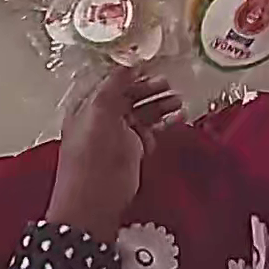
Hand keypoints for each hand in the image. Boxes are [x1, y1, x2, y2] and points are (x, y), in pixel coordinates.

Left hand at [46, 66, 181, 240]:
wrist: (94, 202)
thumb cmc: (91, 157)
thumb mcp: (99, 112)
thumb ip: (114, 86)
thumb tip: (127, 65)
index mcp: (89, 107)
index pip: (111, 83)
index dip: (128, 74)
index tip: (148, 65)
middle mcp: (104, 118)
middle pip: (129, 95)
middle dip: (149, 88)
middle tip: (167, 82)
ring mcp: (120, 135)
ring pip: (144, 112)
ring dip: (161, 103)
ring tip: (178, 98)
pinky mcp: (134, 151)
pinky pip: (153, 130)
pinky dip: (166, 122)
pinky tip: (179, 116)